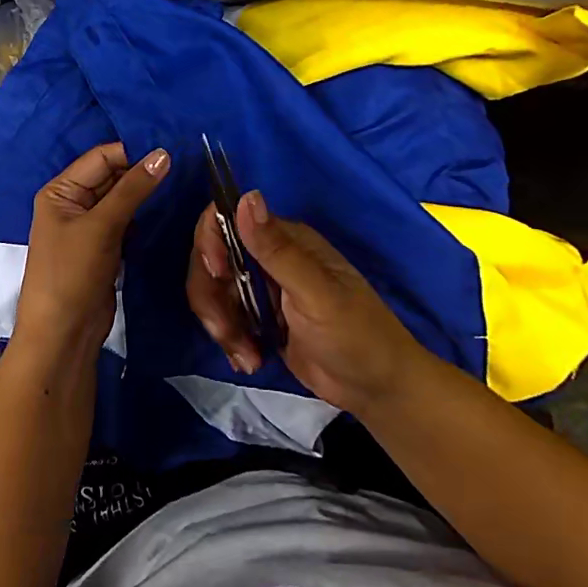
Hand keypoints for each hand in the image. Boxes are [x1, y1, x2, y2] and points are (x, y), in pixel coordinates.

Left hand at [16, 143, 170, 351]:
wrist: (64, 332)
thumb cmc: (72, 273)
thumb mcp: (101, 226)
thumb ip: (132, 189)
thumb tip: (163, 154)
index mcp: (60, 190)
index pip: (101, 158)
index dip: (134, 153)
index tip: (173, 151)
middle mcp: (72, 202)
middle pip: (112, 176)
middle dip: (143, 172)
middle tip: (186, 166)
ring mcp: (89, 226)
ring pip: (122, 199)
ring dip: (146, 194)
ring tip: (184, 184)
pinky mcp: (104, 247)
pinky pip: (126, 221)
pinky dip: (144, 216)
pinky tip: (170, 211)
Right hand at [186, 190, 427, 408]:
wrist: (377, 390)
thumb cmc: (356, 335)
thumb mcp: (316, 293)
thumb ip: (277, 249)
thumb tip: (246, 197)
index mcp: (285, 240)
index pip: (226, 220)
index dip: (210, 243)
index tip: (218, 275)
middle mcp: (267, 256)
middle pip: (210, 260)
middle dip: (211, 297)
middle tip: (226, 333)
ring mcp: (259, 287)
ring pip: (212, 291)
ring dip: (220, 325)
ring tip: (247, 357)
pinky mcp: (256, 317)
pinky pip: (222, 316)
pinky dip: (228, 339)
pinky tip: (248, 360)